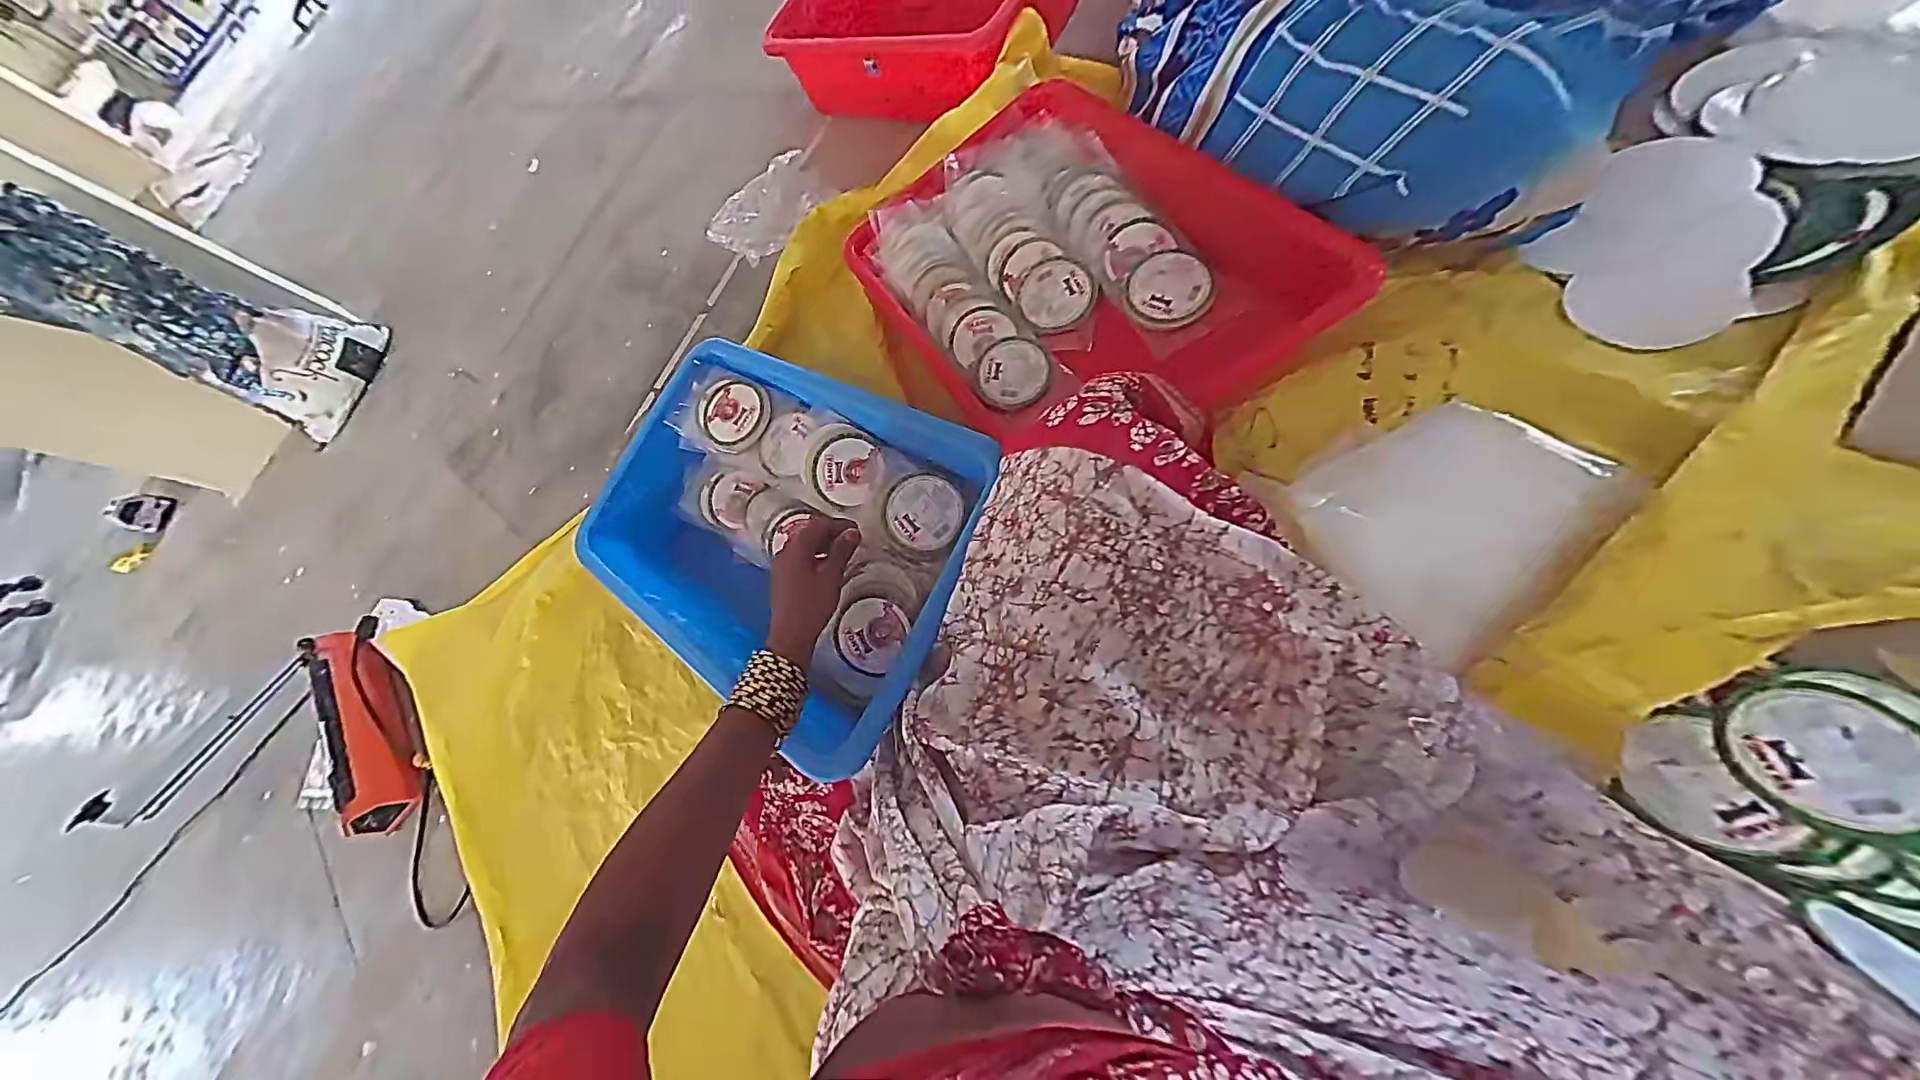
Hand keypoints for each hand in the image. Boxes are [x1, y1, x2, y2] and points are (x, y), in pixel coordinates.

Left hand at [767, 517, 859, 665]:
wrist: (790, 634)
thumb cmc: (813, 604)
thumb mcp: (832, 576)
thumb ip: (842, 551)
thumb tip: (852, 532)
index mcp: (797, 546)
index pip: (819, 524)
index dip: (839, 524)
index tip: (856, 530)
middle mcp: (785, 550)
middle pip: (809, 532)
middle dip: (830, 532)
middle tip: (851, 539)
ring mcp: (781, 564)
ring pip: (804, 545)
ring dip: (822, 544)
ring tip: (842, 552)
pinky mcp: (781, 576)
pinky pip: (799, 557)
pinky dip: (814, 555)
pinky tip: (827, 566)